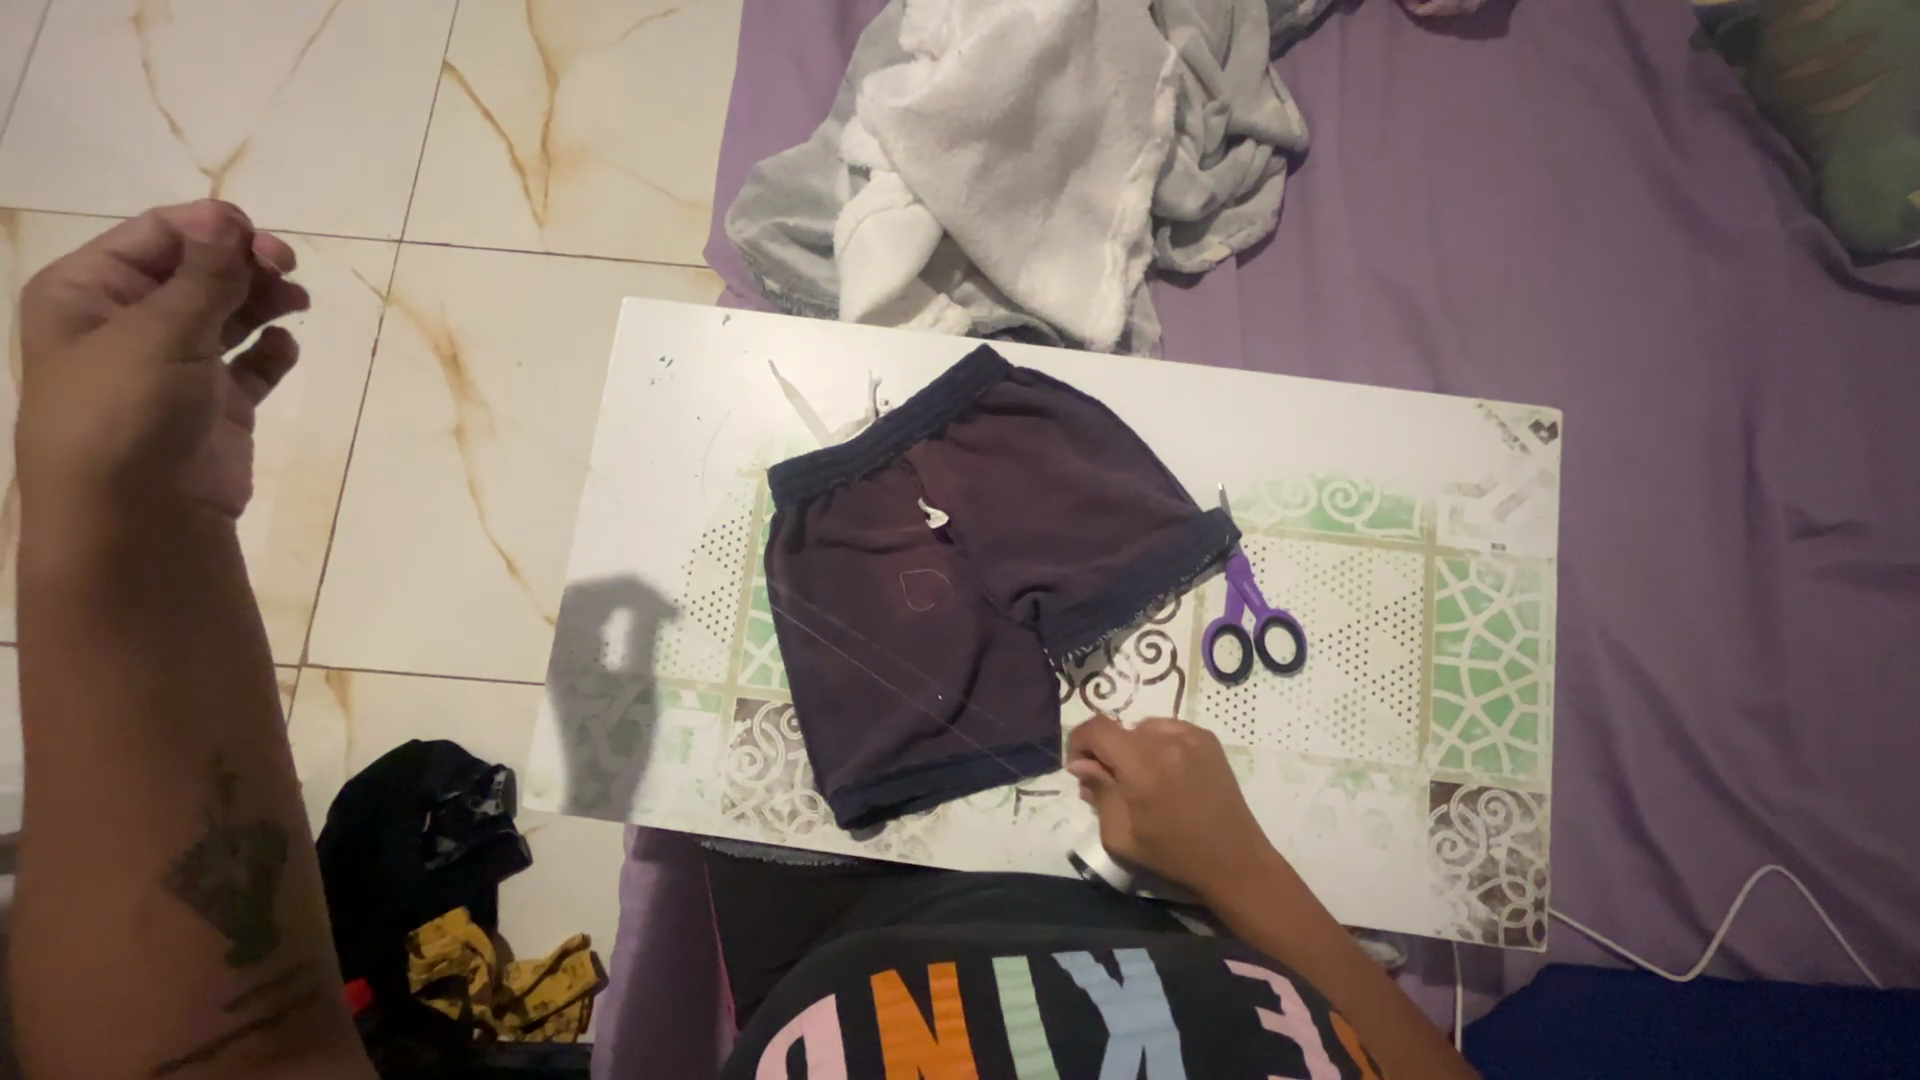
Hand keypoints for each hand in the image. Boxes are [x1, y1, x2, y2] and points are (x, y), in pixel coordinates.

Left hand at [16, 200, 307, 523]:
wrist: (140, 508)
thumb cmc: (127, 410)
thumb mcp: (159, 331)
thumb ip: (203, 276)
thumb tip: (231, 220)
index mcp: (89, 292)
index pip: (156, 238)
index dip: (211, 230)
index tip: (263, 239)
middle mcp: (130, 322)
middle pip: (198, 273)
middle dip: (245, 265)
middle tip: (289, 269)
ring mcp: (177, 363)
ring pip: (230, 314)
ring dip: (265, 301)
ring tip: (297, 302)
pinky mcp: (220, 401)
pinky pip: (253, 363)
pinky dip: (273, 351)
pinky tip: (286, 348)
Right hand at [1067, 714, 1280, 897]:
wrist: (1233, 861)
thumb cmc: (1173, 854)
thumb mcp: (1120, 835)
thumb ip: (1098, 792)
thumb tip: (1081, 765)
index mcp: (1140, 764)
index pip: (1095, 728)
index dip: (1079, 743)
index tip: (1080, 768)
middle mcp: (1165, 739)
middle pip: (1118, 729)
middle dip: (1106, 752)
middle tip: (1111, 783)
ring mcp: (1189, 736)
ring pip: (1142, 728)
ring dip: (1132, 748)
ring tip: (1143, 779)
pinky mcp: (1207, 739)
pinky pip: (1168, 729)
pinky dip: (1158, 744)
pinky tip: (1167, 772)